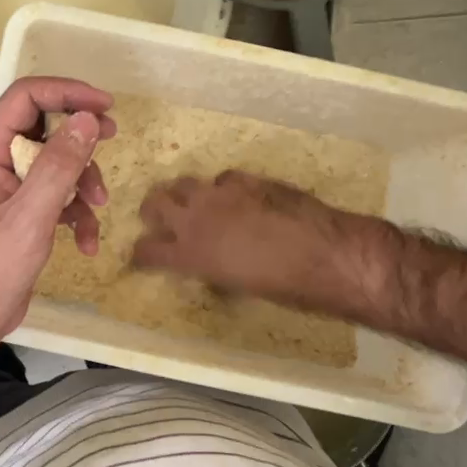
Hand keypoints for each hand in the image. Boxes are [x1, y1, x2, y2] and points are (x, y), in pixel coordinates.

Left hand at [0, 77, 115, 346]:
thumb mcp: (31, 215)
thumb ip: (58, 165)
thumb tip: (86, 119)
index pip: (25, 98)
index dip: (65, 91)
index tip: (103, 104)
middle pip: (45, 126)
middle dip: (80, 135)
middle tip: (112, 135)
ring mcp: (12, 189)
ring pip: (57, 163)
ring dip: (84, 181)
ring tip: (99, 206)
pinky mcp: (26, 212)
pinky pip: (59, 196)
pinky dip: (77, 214)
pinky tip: (87, 243)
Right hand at [132, 170, 389, 312]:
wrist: (325, 254)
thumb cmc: (284, 287)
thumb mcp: (236, 287)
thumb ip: (212, 271)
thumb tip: (209, 266)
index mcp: (189, 255)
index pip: (146, 251)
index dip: (140, 255)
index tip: (142, 257)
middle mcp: (195, 219)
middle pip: (155, 203)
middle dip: (153, 211)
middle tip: (159, 218)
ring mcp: (220, 194)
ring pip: (184, 183)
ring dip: (183, 193)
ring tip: (193, 203)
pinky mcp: (246, 180)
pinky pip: (223, 179)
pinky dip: (223, 188)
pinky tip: (237, 198)